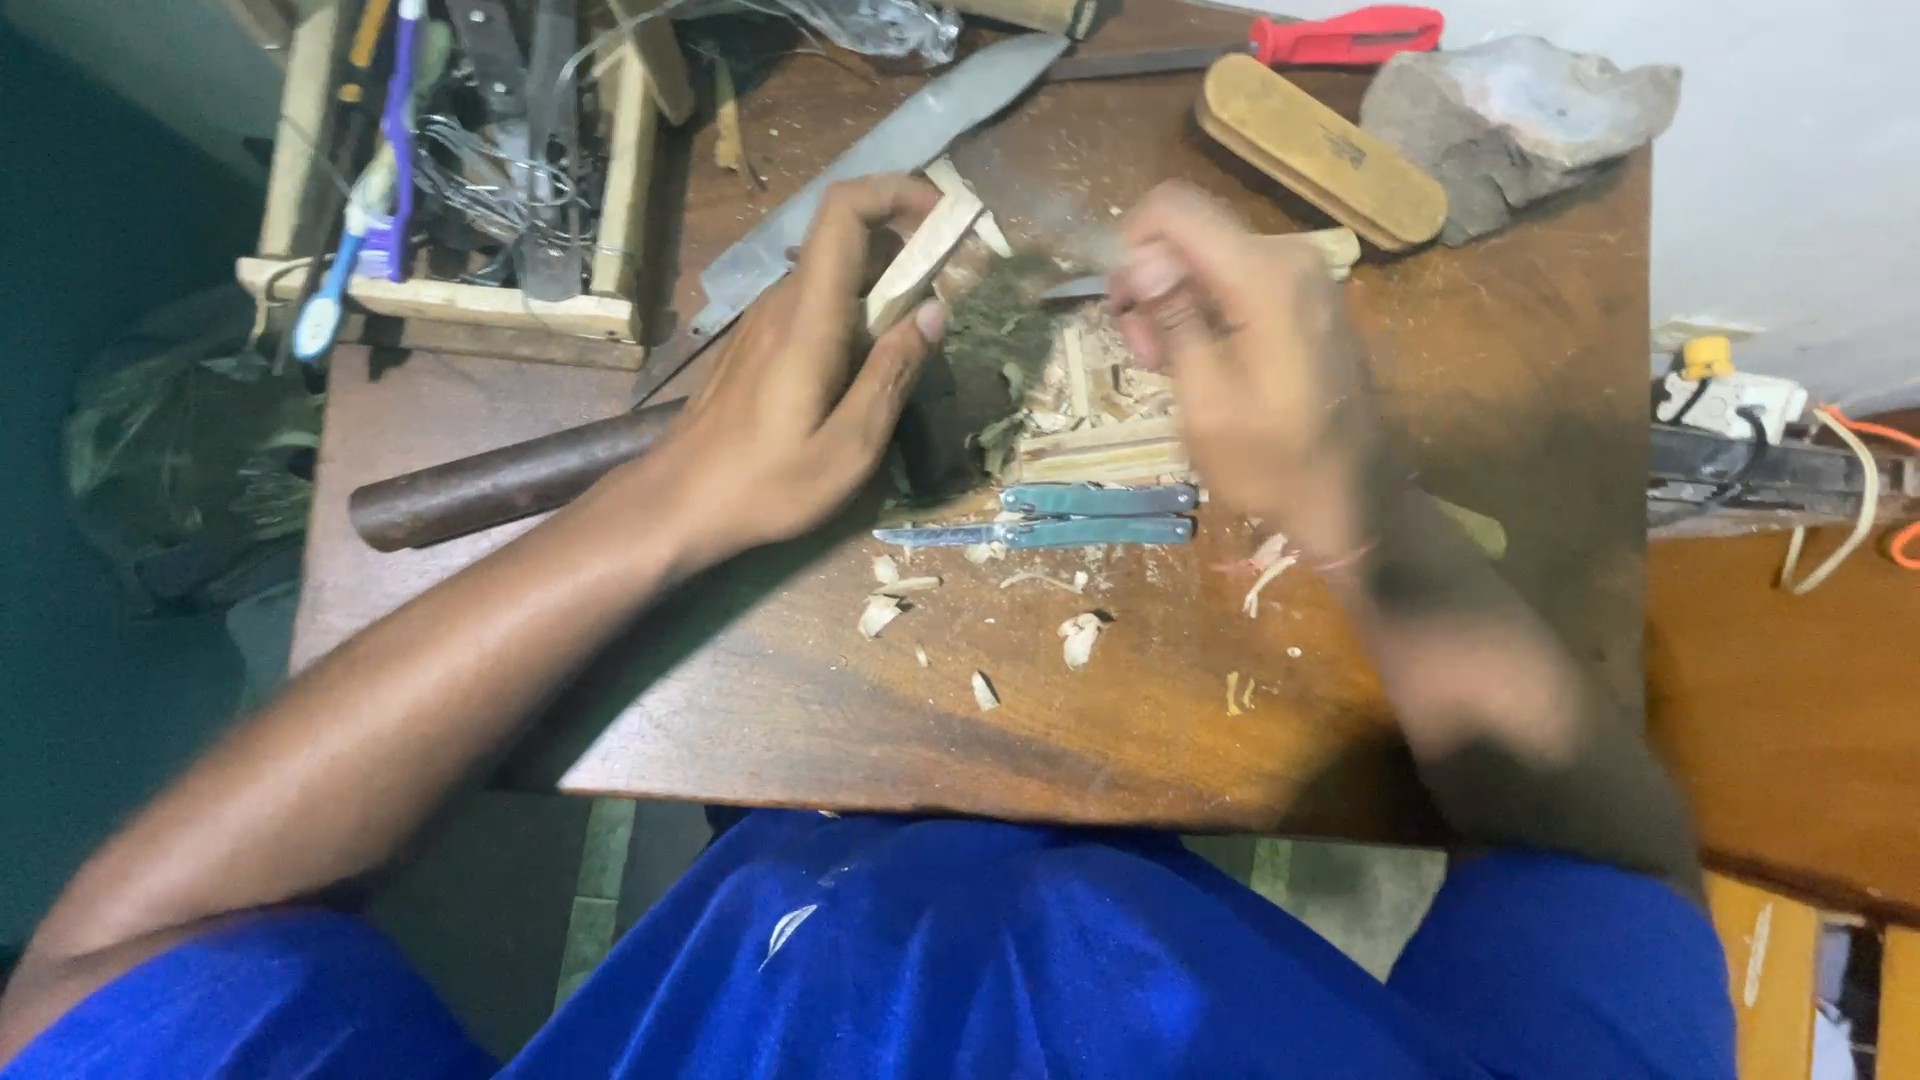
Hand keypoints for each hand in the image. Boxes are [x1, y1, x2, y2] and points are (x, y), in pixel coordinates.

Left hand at [578, 175, 947, 574]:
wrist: (680, 502)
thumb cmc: (766, 485)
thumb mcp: (849, 447)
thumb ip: (893, 374)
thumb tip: (934, 311)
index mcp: (808, 317)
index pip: (844, 211)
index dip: (897, 191)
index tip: (944, 218)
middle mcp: (783, 303)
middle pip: (849, 241)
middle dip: (906, 254)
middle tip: (941, 310)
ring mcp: (765, 321)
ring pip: (836, 277)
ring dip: (883, 293)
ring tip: (909, 352)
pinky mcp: (759, 344)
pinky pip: (817, 307)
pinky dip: (856, 318)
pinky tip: (865, 374)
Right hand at [1110, 182, 1383, 563]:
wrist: (1348, 498)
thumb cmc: (1269, 462)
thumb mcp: (1206, 402)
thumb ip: (1174, 322)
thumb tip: (1141, 258)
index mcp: (1263, 277)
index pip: (1176, 210)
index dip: (1131, 245)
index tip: (1120, 305)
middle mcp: (1290, 258)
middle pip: (1190, 235)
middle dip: (1151, 287)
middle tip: (1144, 356)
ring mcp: (1304, 277)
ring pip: (1208, 260)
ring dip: (1174, 307)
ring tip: (1168, 368)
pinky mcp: (1306, 299)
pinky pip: (1237, 282)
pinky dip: (1206, 313)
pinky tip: (1202, 363)